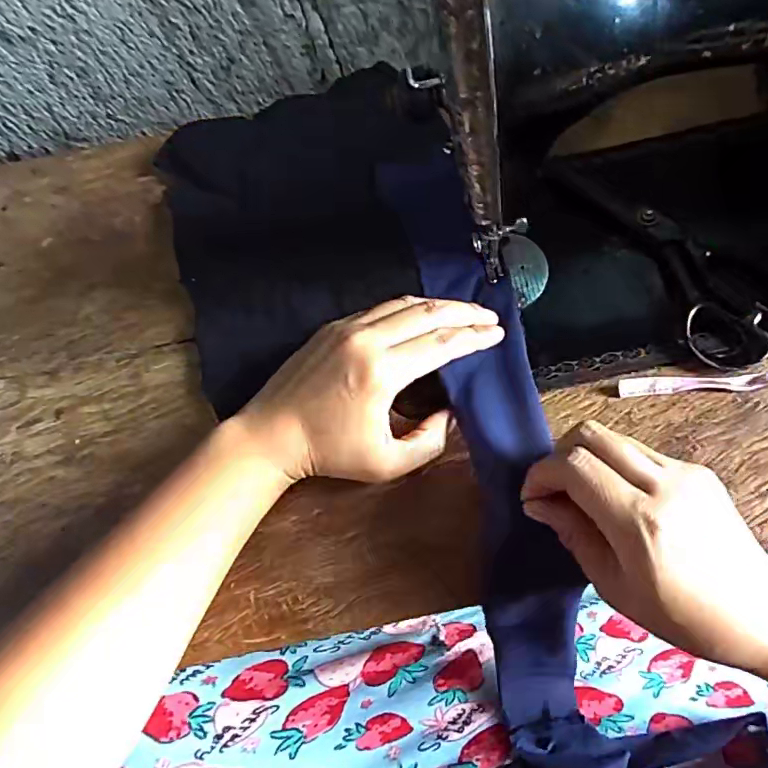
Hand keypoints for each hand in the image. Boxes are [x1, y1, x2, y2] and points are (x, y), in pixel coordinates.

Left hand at [231, 296, 503, 483]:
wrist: (270, 434)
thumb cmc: (328, 453)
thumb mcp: (386, 463)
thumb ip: (428, 441)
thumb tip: (448, 414)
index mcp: (381, 372)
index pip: (441, 344)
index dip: (473, 337)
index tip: (496, 333)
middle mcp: (365, 340)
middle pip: (427, 314)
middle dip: (464, 312)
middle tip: (488, 315)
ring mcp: (345, 329)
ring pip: (403, 304)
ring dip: (438, 305)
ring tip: (462, 311)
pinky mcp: (332, 327)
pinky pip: (379, 309)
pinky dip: (408, 308)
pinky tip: (420, 315)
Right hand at [520, 420, 767, 674]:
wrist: (759, 611)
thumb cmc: (682, 615)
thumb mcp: (615, 586)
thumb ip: (575, 534)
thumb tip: (539, 503)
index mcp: (640, 521)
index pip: (575, 465)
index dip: (541, 474)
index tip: (532, 497)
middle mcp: (663, 483)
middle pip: (592, 434)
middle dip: (559, 455)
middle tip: (553, 490)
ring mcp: (684, 472)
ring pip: (616, 438)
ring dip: (588, 458)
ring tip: (584, 496)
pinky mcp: (697, 471)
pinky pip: (641, 454)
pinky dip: (616, 467)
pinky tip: (620, 501)